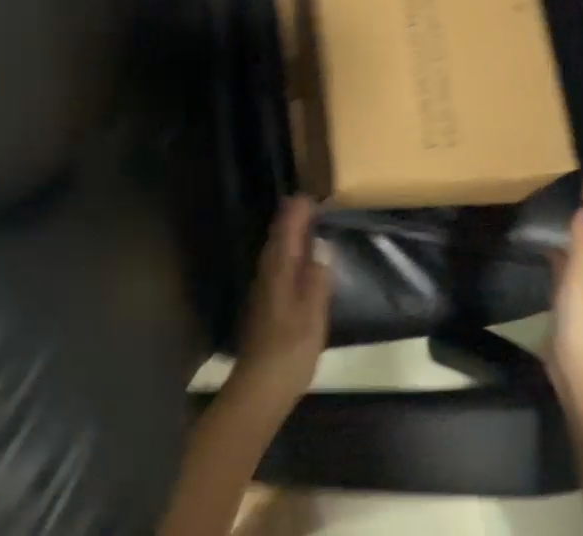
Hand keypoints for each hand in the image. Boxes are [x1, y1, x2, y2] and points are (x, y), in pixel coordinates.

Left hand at [230, 196, 331, 406]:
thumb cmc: (290, 349)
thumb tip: (321, 247)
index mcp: (279, 272)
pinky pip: (276, 268)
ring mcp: (263, 291)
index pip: (287, 233)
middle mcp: (267, 276)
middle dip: (290, 220)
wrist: (261, 386)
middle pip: (277, 240)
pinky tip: (297, 264)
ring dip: (287, 237)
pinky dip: (286, 256)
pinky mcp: (265, 306)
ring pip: (275, 254)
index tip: (309, 197)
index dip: (296, 214)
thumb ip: (317, 278)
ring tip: (303, 226)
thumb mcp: (312, 314)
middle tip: (306, 205)